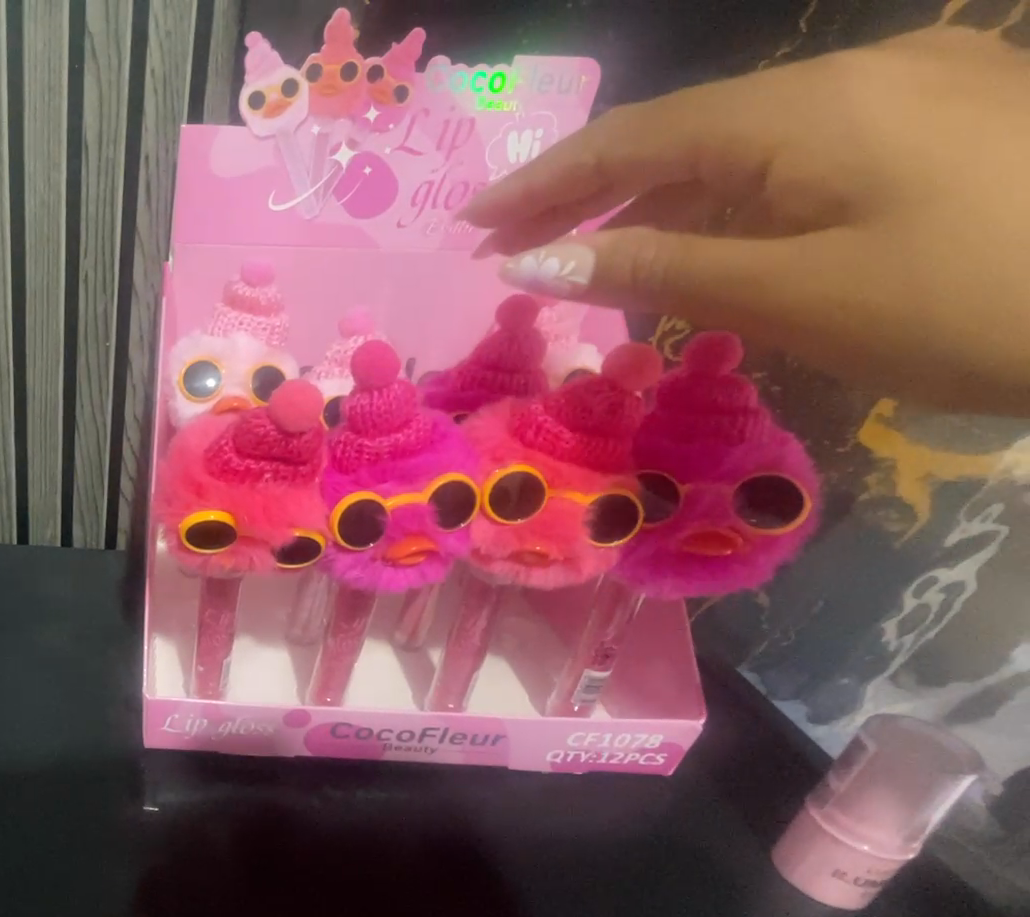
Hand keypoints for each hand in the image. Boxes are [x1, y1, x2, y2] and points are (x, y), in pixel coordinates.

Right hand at [460, 28, 1029, 414]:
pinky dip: (722, 210)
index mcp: (805, 109)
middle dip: (581, 195)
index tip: (469, 230)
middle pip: (677, 135)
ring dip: (649, 208)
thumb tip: (532, 268)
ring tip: (580, 263)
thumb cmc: (979, 305)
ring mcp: (908, 95)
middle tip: (506, 251)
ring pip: (734, 150)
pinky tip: (692, 251)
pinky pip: (794, 162)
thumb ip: (651, 272)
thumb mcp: (790, 298)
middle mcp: (850, 78)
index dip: (539, 186)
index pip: (631, 139)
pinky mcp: (945, 127)